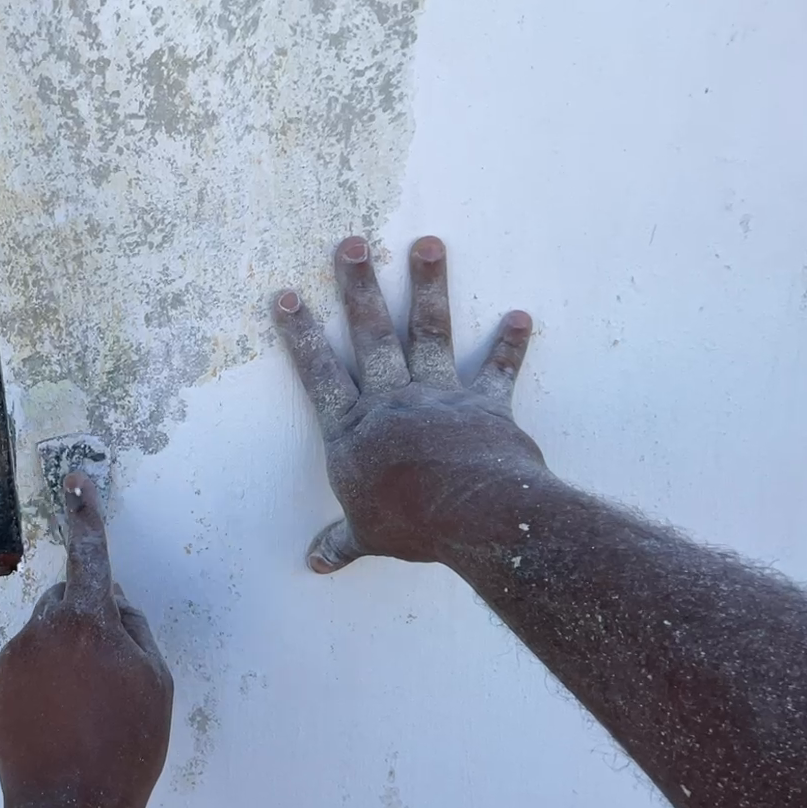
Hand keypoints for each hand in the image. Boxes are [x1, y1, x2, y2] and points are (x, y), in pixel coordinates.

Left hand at [0, 473, 172, 807]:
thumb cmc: (127, 745)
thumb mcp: (156, 682)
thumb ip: (132, 629)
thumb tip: (112, 601)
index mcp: (87, 623)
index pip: (91, 556)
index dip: (88, 515)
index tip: (76, 481)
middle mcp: (42, 631)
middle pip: (66, 601)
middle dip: (84, 617)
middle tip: (107, 668)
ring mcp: (12, 659)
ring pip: (43, 635)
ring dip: (62, 652)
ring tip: (82, 707)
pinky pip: (22, 665)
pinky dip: (40, 679)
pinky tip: (56, 720)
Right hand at [273, 235, 546, 567]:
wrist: (474, 517)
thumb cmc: (409, 524)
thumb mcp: (367, 534)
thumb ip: (342, 541)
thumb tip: (316, 565)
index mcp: (353, 429)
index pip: (318, 373)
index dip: (300, 335)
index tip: (286, 295)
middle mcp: (390, 401)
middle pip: (371, 336)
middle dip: (359, 288)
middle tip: (352, 242)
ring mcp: (438, 397)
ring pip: (428, 333)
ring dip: (429, 287)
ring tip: (427, 242)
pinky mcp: (484, 406)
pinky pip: (496, 371)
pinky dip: (509, 346)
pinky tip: (520, 316)